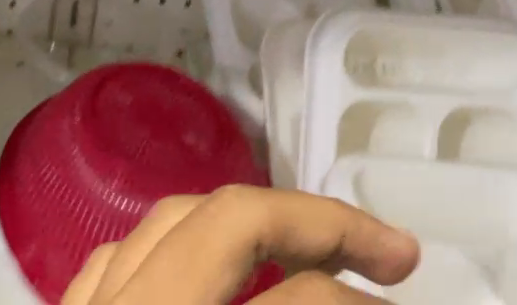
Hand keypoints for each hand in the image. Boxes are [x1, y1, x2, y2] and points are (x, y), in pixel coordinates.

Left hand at [60, 187, 419, 304]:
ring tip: (304, 246)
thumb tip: (354, 301)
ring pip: (169, 220)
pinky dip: (168, 249)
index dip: (360, 300)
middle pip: (230, 219)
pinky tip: (204, 265)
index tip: (402, 300)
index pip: (301, 299)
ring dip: (245, 223)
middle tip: (391, 250)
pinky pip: (114, 260)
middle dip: (318, 221)